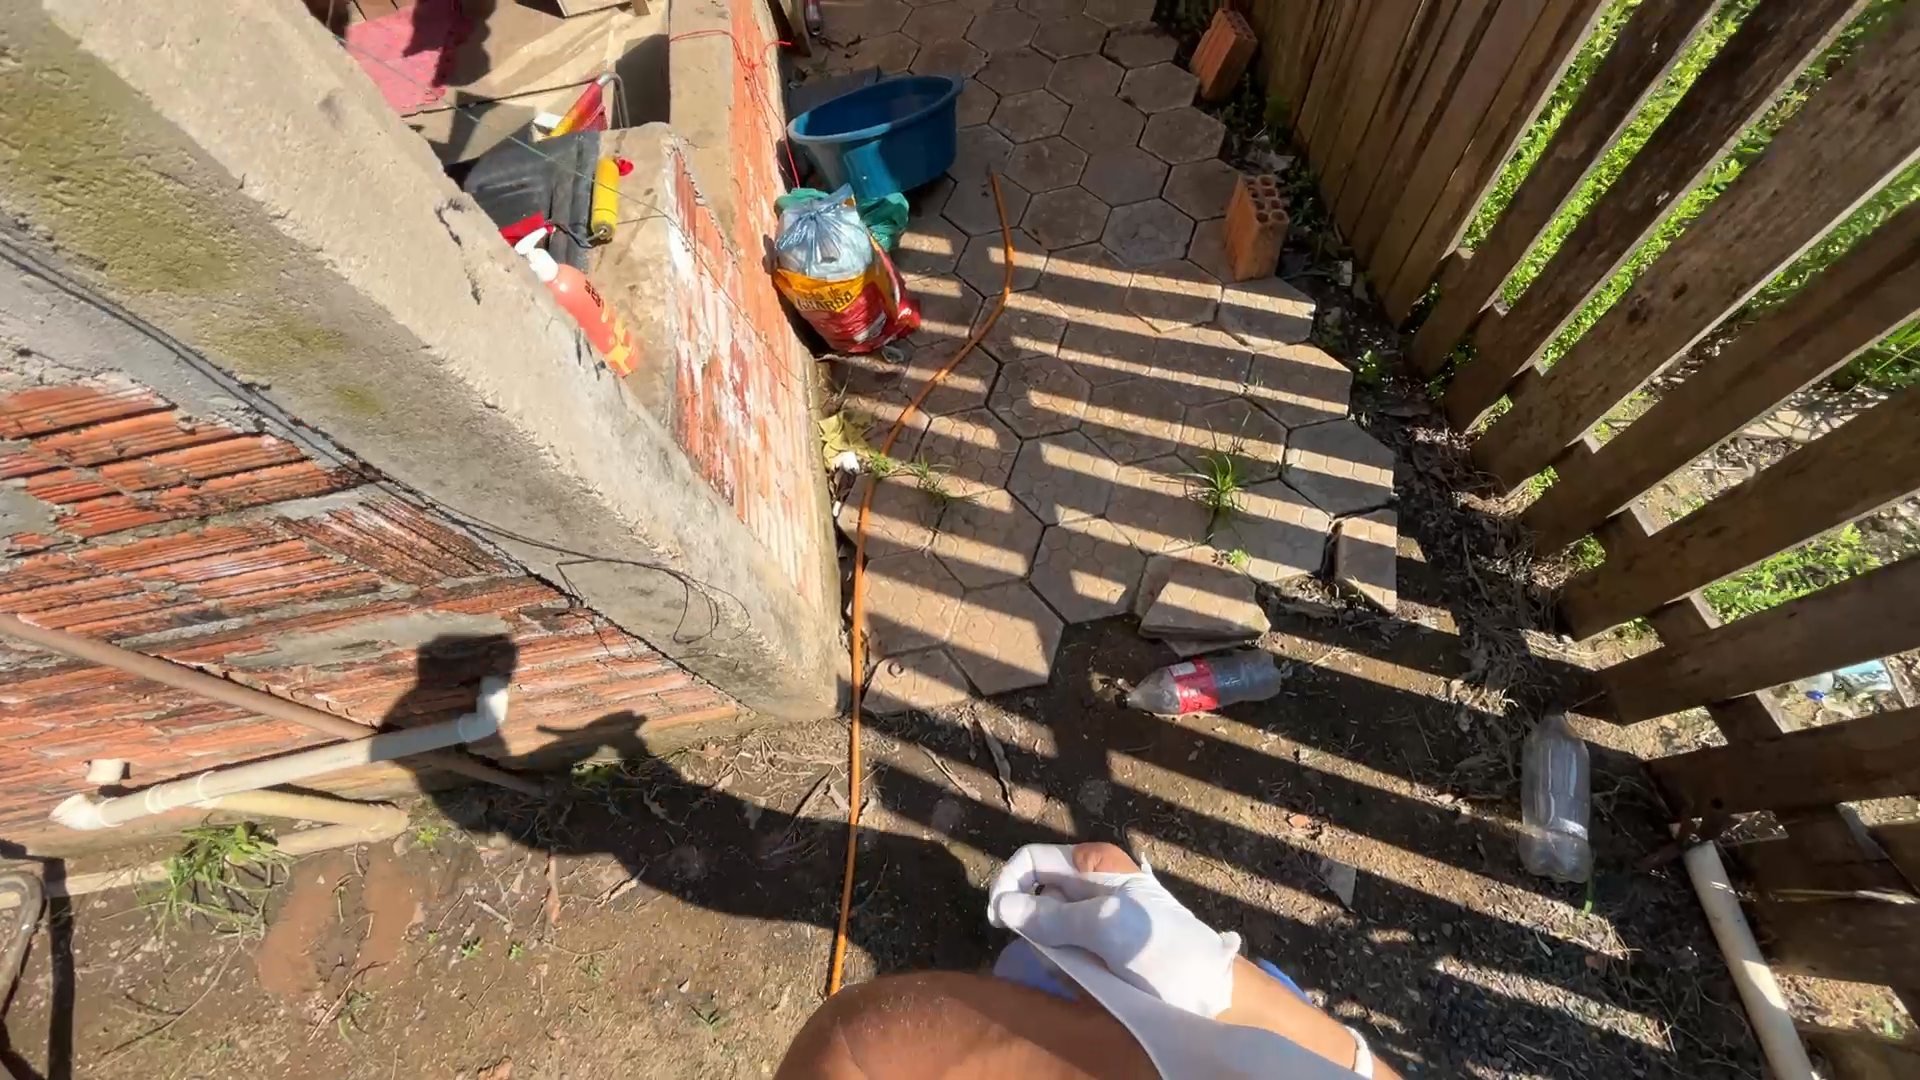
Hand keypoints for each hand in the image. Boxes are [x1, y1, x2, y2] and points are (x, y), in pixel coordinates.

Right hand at [988, 842, 1240, 1017]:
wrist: (1208, 991)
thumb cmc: (1160, 947)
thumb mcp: (1106, 928)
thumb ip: (1053, 918)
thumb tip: (1003, 906)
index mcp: (1092, 864)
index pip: (1032, 858)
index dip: (1008, 881)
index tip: (997, 919)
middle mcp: (1087, 885)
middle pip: (1034, 893)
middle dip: (1029, 923)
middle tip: (1045, 955)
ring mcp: (1092, 917)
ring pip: (1044, 927)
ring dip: (1047, 950)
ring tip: (1074, 972)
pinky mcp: (1096, 948)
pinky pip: (1061, 951)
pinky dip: (1061, 966)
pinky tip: (1082, 982)